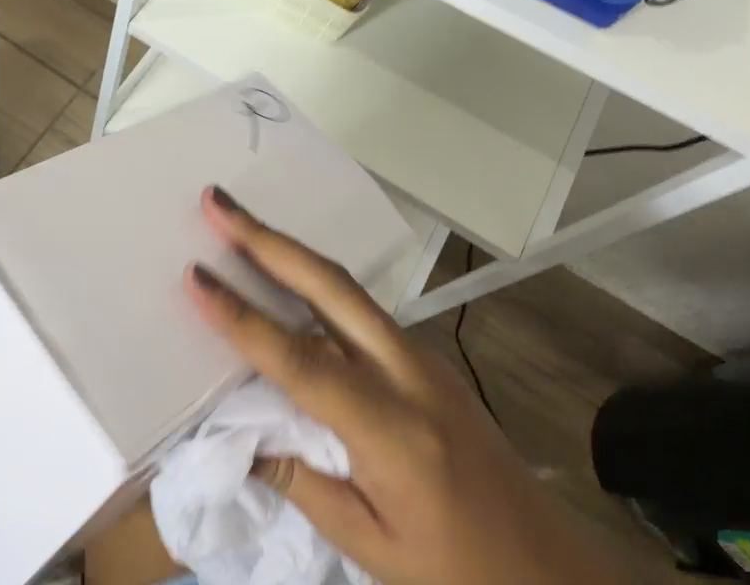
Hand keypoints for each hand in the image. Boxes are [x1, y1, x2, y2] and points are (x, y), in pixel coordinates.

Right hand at [184, 187, 629, 584]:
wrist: (554, 571)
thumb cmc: (459, 568)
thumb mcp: (371, 546)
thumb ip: (301, 484)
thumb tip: (239, 438)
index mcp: (392, 431)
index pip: (300, 361)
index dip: (241, 317)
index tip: (195, 276)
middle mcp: (410, 377)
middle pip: (332, 288)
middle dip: (268, 240)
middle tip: (217, 202)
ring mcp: (424, 362)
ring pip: (347, 290)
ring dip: (290, 252)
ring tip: (238, 225)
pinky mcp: (429, 362)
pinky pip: (361, 309)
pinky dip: (315, 281)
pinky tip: (284, 279)